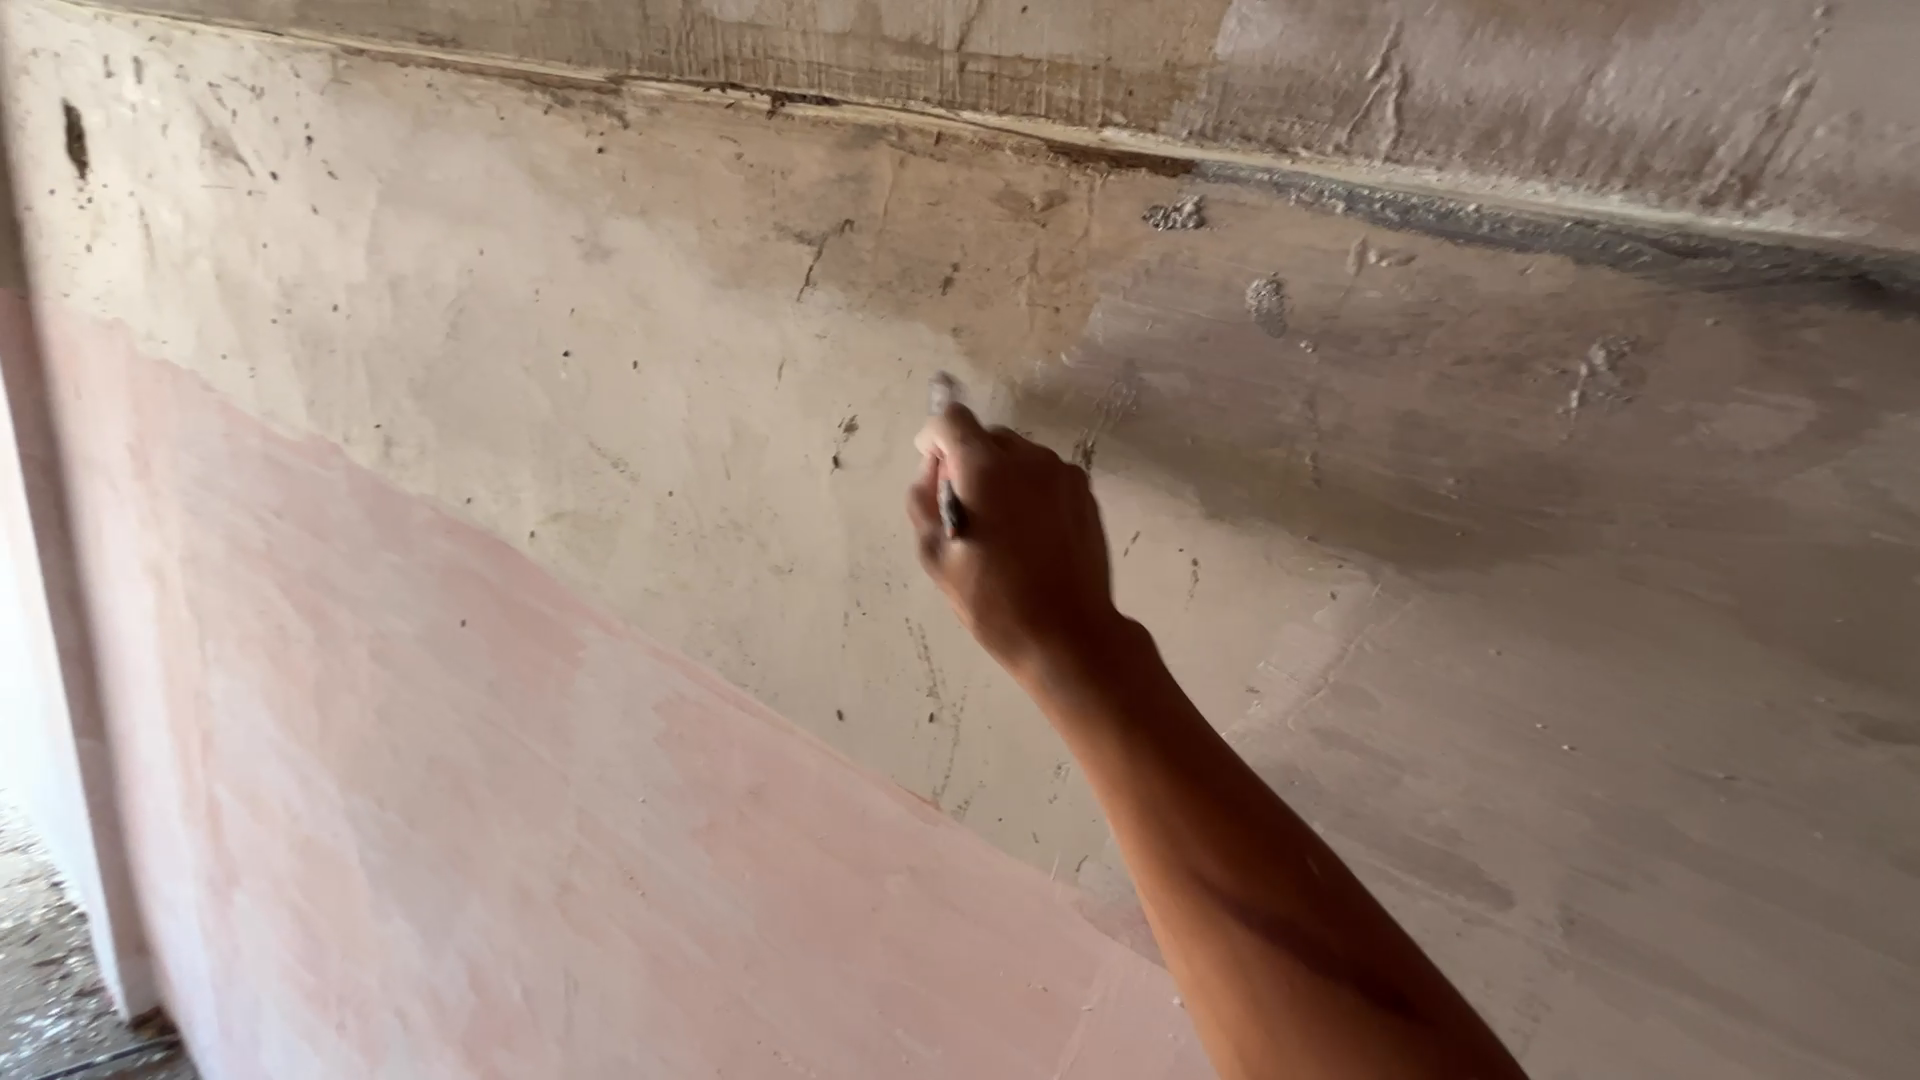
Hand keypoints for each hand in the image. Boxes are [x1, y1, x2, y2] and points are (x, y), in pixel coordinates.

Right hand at [908, 404, 1124, 675]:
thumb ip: (922, 502)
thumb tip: (932, 472)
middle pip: (987, 436)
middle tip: (963, 511)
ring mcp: (1063, 474)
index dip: (933, 440)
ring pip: (1018, 456)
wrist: (1067, 633)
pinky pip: (1045, 475)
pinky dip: (1029, 490)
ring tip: (1000, 527)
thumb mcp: (935, 557)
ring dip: (1000, 475)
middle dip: (967, 461)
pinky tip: (1029, 534)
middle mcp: (1029, 459)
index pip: (952, 420)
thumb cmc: (993, 601)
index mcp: (987, 469)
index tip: (933, 472)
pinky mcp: (1086, 494)